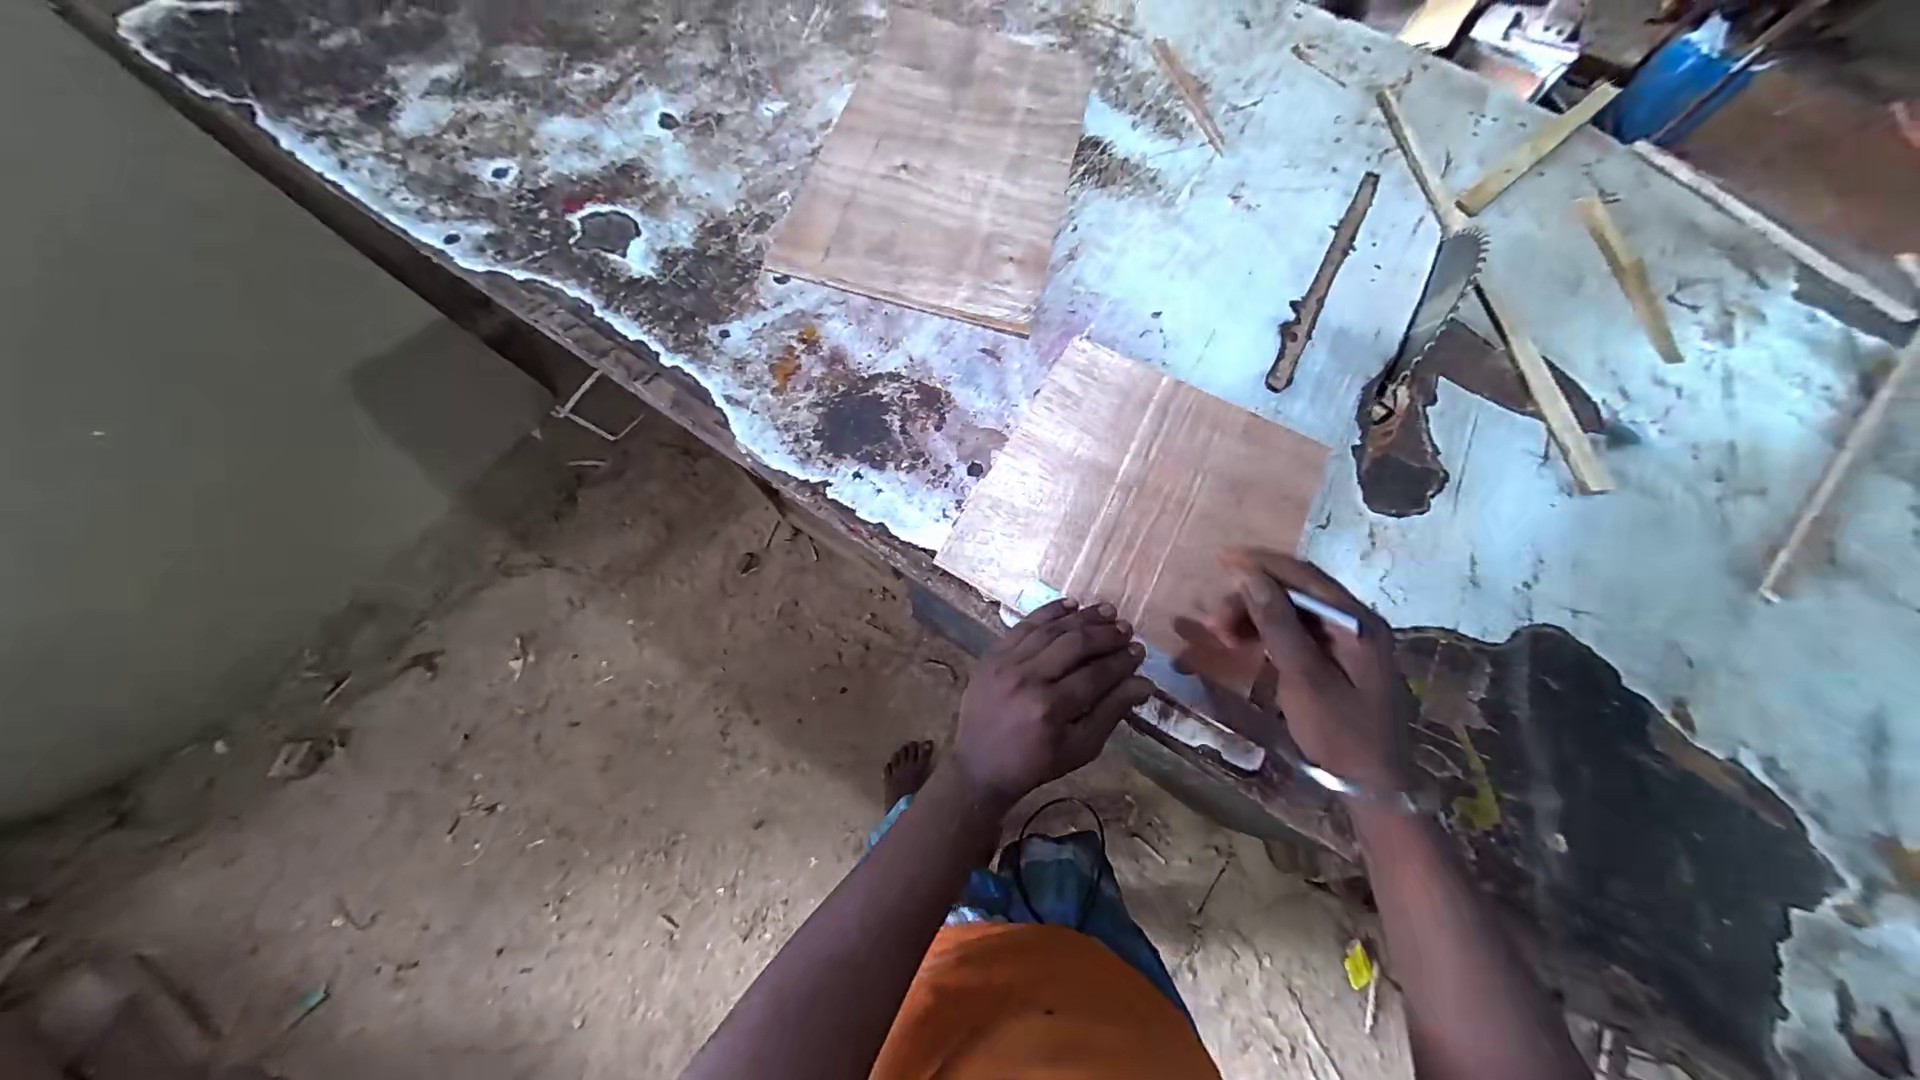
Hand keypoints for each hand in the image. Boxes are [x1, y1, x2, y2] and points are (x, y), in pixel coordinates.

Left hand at [951, 599, 1152, 805]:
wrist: (981, 764)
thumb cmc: (1036, 762)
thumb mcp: (1080, 748)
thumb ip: (1111, 712)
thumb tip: (1144, 683)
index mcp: (1051, 709)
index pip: (1096, 675)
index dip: (1121, 661)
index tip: (1139, 651)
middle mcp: (1028, 680)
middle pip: (1074, 645)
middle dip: (1105, 634)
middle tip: (1126, 628)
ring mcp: (1006, 664)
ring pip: (1050, 630)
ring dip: (1081, 617)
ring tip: (1106, 611)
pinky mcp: (992, 655)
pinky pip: (1024, 625)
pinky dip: (1048, 612)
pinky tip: (1070, 604)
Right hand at [1183, 551, 1410, 792]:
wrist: (1372, 786)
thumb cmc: (1340, 732)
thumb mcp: (1304, 677)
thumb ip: (1277, 623)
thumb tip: (1249, 576)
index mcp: (1357, 623)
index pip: (1306, 576)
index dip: (1262, 564)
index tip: (1222, 559)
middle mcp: (1353, 623)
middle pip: (1295, 593)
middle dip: (1251, 599)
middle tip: (1215, 623)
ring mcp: (1344, 642)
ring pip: (1290, 611)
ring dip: (1253, 616)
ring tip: (1222, 637)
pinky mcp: (1332, 658)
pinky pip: (1293, 632)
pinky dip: (1264, 633)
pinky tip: (1241, 644)